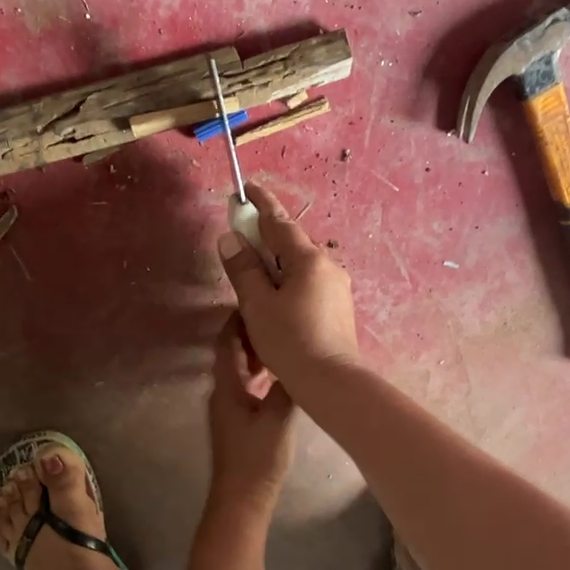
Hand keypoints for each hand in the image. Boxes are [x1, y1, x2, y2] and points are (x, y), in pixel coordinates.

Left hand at [207, 313, 295, 508]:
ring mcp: (228, 407)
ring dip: (257, 354)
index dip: (239, 319)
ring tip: (284, 340)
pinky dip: (260, 373)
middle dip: (252, 333)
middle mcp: (222, 392)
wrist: (242, 498)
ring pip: (240, 370)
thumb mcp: (278, 418)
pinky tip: (281, 374)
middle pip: (232, 353)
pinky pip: (247, 385)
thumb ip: (287, 387)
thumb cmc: (257, 458)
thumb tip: (296, 360)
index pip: (226, 341)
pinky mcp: (238, 420)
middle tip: (279, 318)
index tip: (259, 302)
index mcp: (227, 387)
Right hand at [216, 182, 358, 389]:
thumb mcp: (258, 305)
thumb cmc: (290, 341)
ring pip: (301, 267)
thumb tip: (230, 238)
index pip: (279, 222)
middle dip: (267, 238)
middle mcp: (328, 266)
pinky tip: (278, 301)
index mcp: (308, 259)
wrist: (331, 381)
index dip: (261, 204)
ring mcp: (337, 288)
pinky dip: (289, 283)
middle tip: (242, 239)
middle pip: (291, 244)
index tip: (248, 188)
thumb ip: (243, 269)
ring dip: (277, 265)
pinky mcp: (339, 308)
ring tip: (256, 278)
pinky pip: (309, 284)